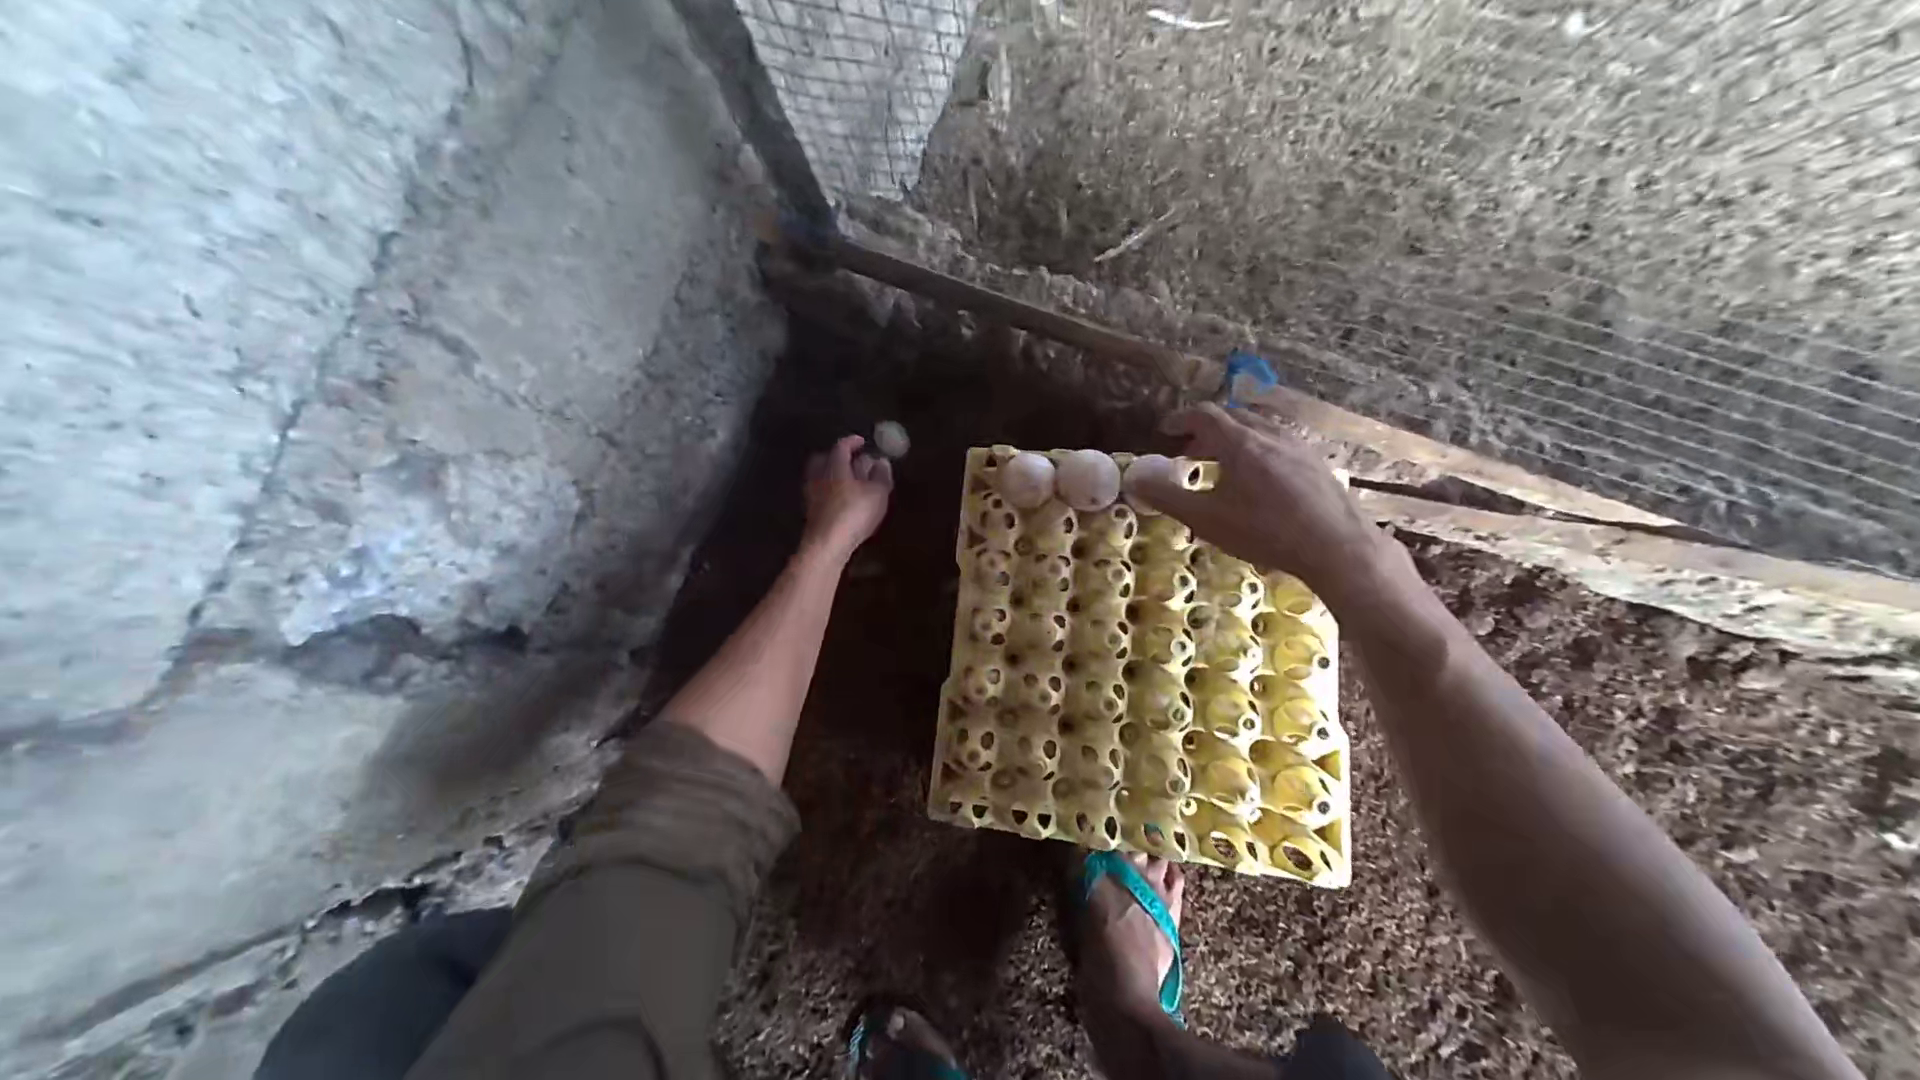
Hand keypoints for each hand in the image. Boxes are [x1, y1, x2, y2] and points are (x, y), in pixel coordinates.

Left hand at [802, 434, 892, 561]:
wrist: (827, 544)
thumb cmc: (854, 512)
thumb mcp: (878, 493)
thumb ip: (881, 475)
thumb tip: (881, 461)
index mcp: (834, 465)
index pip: (841, 446)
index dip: (852, 442)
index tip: (862, 441)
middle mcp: (819, 475)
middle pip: (824, 458)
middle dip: (837, 456)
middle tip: (851, 459)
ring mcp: (812, 494)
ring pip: (820, 476)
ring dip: (832, 474)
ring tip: (848, 479)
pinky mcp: (810, 511)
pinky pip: (820, 492)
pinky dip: (830, 490)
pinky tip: (841, 498)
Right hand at [1131, 404, 1390, 600]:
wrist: (1337, 547)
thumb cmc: (1265, 531)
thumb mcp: (1207, 519)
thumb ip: (1168, 498)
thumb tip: (1135, 481)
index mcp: (1240, 442)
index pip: (1205, 414)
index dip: (1181, 418)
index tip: (1165, 430)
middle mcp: (1270, 434)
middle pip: (1233, 417)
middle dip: (1206, 430)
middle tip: (1189, 451)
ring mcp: (1298, 446)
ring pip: (1259, 429)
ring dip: (1233, 440)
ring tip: (1222, 466)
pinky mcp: (1316, 463)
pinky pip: (1278, 443)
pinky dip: (1257, 450)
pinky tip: (1258, 481)